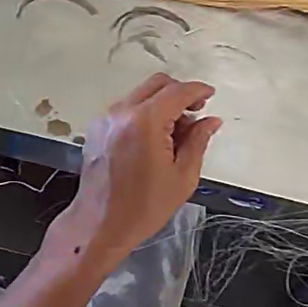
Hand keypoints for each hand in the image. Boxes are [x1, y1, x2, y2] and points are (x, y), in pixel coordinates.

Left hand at [46, 73, 221, 271]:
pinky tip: (153, 139)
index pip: (176, 92)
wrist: (101, 221)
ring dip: (161, 104)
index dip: (197, 91)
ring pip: (139, 95)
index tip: (210, 96)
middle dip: (179, 93)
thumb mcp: (183, 175)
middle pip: (155, 84)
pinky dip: (143, 113)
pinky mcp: (96, 129)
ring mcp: (104, 119)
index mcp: (144, 122)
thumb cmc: (144, 205)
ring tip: (175, 135)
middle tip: (195, 114)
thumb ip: (198, 141)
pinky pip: (125, 109)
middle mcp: (120, 113)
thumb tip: (211, 120)